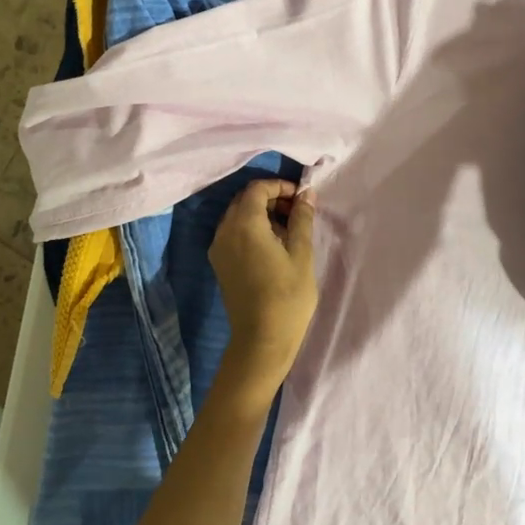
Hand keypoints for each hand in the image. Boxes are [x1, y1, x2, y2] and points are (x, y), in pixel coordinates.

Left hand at [208, 179, 318, 387]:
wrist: (261, 339)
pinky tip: (272, 244)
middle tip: (297, 211)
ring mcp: (218, 248)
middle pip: (244, 200)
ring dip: (260, 213)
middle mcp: (224, 231)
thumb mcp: (301, 254)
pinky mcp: (219, 263)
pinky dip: (250, 228)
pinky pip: (232, 233)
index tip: (301, 197)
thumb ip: (301, 219)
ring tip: (288, 229)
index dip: (280, 186)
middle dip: (270, 198)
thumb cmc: (287, 296)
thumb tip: (307, 194)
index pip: (257, 189)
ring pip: (237, 216)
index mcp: (244, 224)